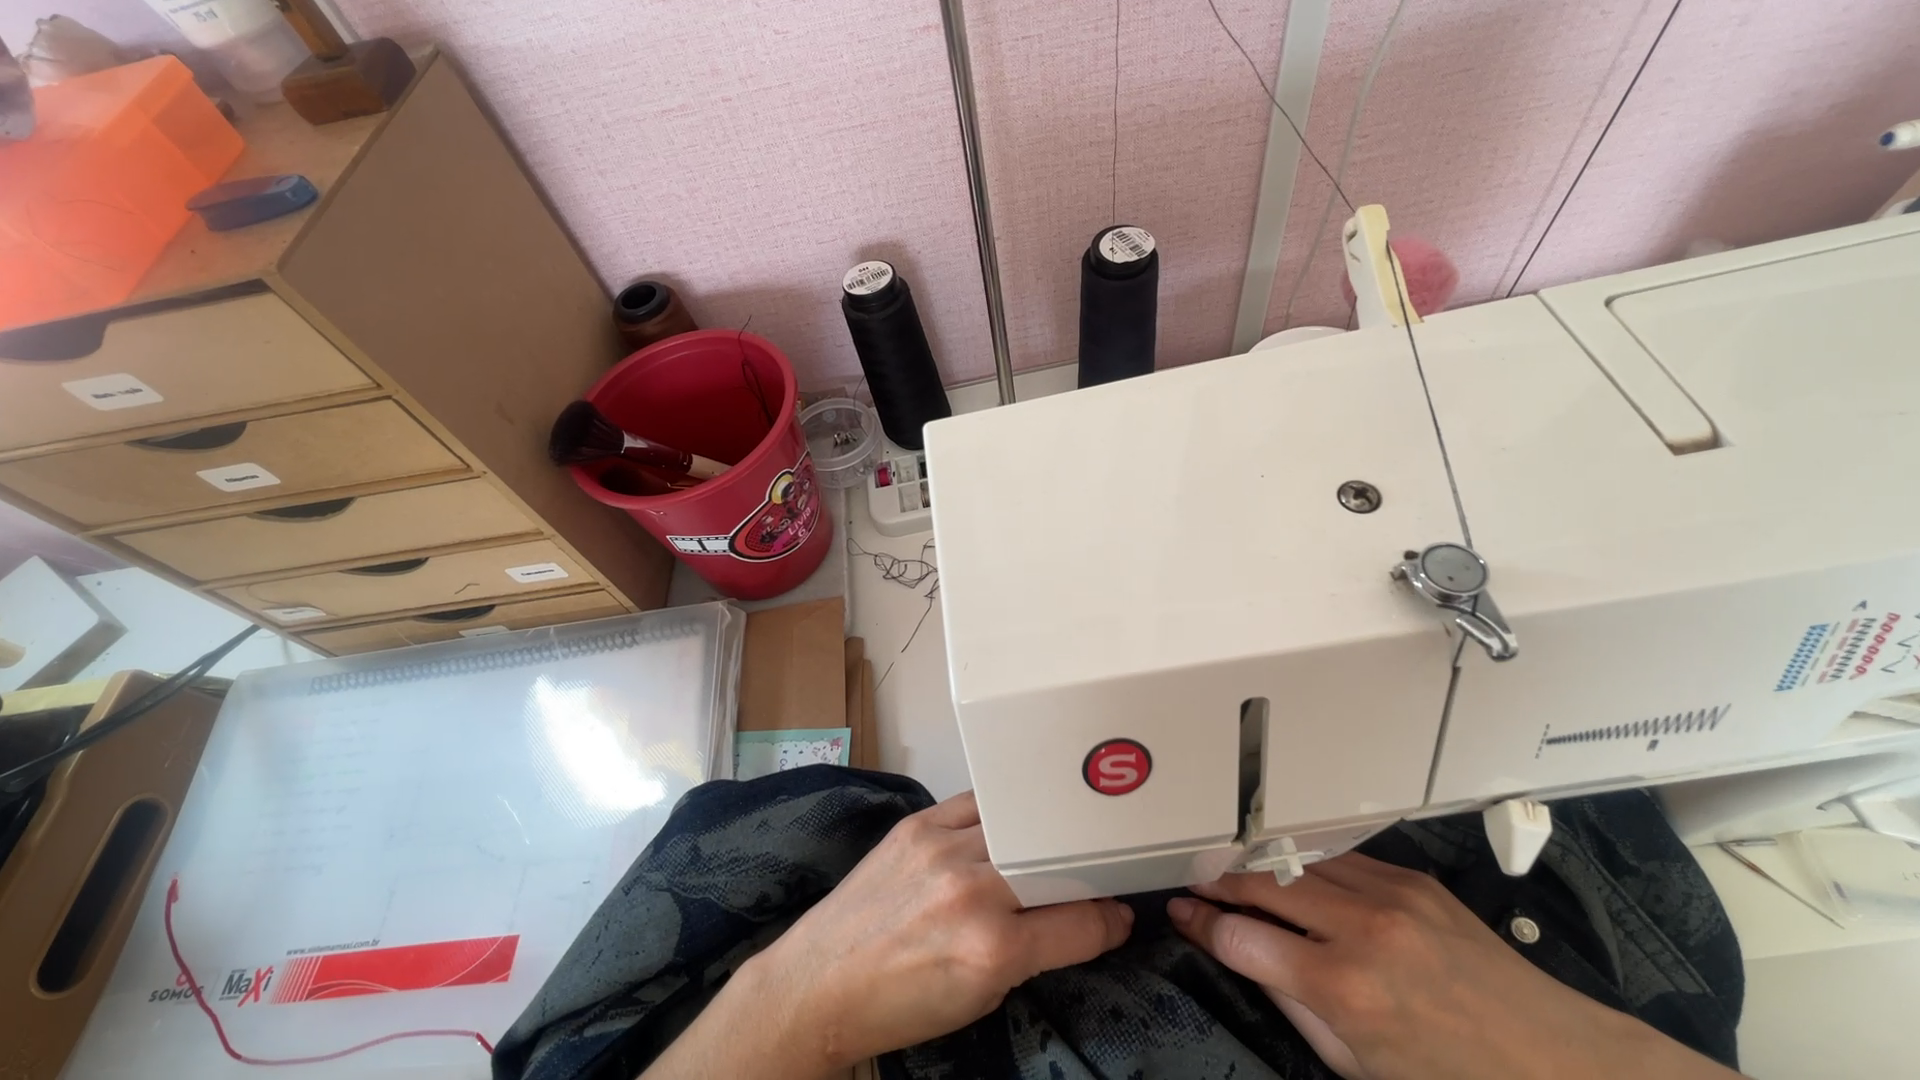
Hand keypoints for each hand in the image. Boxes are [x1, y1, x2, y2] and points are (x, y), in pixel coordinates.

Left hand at [644, 791, 1132, 1078]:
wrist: (818, 983)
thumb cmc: (902, 1005)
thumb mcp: (982, 996)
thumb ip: (1037, 952)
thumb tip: (1090, 919)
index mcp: (993, 949)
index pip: (1082, 922)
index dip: (1109, 919)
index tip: (1120, 912)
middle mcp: (972, 889)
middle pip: (1055, 862)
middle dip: (1082, 869)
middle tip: (1094, 870)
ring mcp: (942, 847)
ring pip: (1020, 825)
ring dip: (1040, 837)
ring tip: (1051, 841)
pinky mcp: (917, 823)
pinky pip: (979, 804)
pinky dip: (1001, 815)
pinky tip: (1008, 822)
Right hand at [1168, 854, 1743, 1079]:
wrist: (1554, 1058)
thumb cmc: (1447, 1079)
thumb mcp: (1355, 1065)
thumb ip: (1290, 1002)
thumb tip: (1241, 953)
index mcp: (1343, 988)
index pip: (1241, 937)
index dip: (1201, 923)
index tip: (1179, 912)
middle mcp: (1360, 928)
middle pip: (1260, 883)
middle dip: (1217, 881)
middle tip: (1194, 883)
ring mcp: (1389, 893)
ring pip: (1295, 859)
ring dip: (1256, 865)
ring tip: (1231, 871)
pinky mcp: (1412, 876)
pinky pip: (1338, 859)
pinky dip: (1305, 865)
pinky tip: (1292, 873)